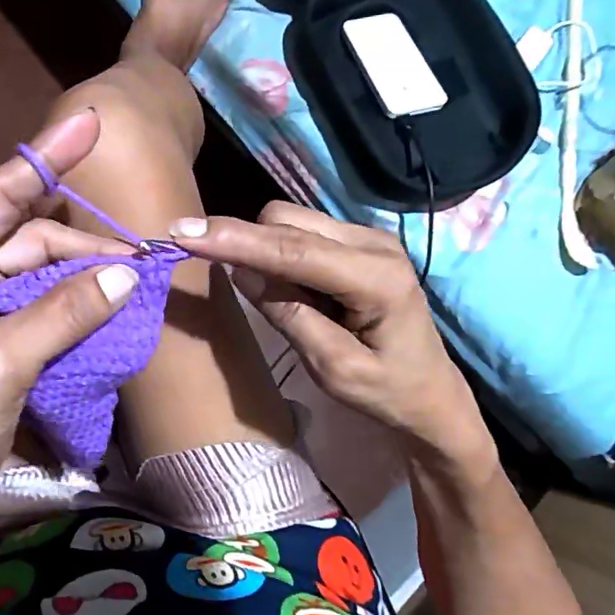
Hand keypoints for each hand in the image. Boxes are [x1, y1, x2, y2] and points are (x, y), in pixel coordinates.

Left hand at [0, 110, 138, 512]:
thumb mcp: (2, 362)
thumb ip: (64, 312)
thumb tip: (126, 274)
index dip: (42, 160)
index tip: (88, 121)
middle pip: (21, 234)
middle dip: (78, 243)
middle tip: (137, 255)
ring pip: (33, 268)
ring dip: (80, 274)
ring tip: (130, 281)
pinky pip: (36, 300)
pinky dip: (70, 300)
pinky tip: (104, 299)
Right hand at [170, 202, 497, 481]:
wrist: (430, 394)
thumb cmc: (386, 392)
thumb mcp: (333, 368)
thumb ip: (289, 315)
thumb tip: (241, 269)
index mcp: (377, 278)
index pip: (292, 250)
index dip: (235, 239)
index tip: (184, 234)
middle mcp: (374, 243)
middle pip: (285, 220)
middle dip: (246, 242)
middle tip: (235, 284)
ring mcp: (367, 238)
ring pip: (289, 221)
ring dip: (263, 250)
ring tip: (277, 300)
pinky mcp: (356, 243)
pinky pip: (300, 232)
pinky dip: (278, 254)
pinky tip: (292, 290)